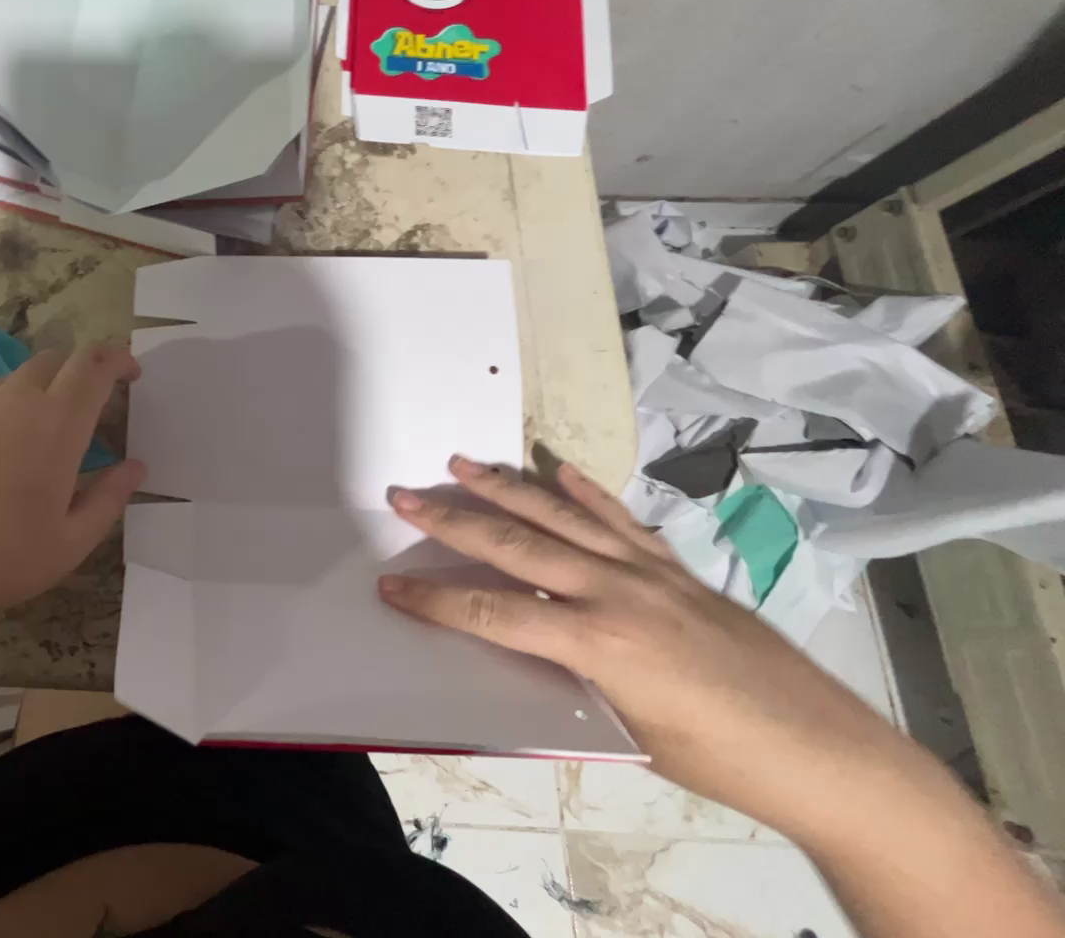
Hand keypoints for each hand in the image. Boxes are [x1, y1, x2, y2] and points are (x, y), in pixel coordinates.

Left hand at [0, 343, 146, 657]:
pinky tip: (16, 439)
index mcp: (58, 424)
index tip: (133, 373)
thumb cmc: (1, 559)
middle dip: (89, 365)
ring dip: (53, 381)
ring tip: (62, 421)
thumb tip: (135, 467)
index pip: (94, 367)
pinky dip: (19, 397)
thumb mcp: (71, 542)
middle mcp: (18, 401)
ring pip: (25, 372)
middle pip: (60, 357)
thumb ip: (110, 498)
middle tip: (104, 397)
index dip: (119, 360)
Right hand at [379, 456, 914, 842]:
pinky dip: (585, 489)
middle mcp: (618, 593)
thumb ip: (565, 676)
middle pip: (516, 545)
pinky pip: (620, 518)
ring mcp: (650, 573)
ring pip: (563, 516)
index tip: (391, 586)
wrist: (832, 758)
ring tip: (462, 462)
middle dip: (452, 520)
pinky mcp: (677, 569)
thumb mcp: (624, 731)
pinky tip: (557, 466)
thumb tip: (514, 644)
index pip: (494, 613)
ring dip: (505, 487)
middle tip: (404, 496)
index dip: (435, 600)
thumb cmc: (720, 762)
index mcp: (600, 643)